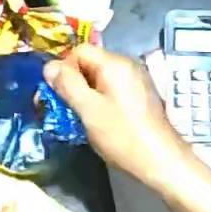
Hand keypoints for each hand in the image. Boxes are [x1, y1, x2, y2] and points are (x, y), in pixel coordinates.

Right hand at [42, 45, 195, 189]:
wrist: (161, 161)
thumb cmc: (122, 135)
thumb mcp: (88, 109)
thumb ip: (67, 84)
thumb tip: (49, 66)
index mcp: (114, 64)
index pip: (79, 50)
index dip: (63, 68)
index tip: (56, 93)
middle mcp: (127, 65)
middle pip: (90, 63)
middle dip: (72, 82)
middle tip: (62, 107)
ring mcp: (135, 81)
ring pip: (99, 78)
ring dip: (84, 94)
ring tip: (78, 117)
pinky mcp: (139, 96)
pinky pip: (111, 89)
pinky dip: (99, 100)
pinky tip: (97, 121)